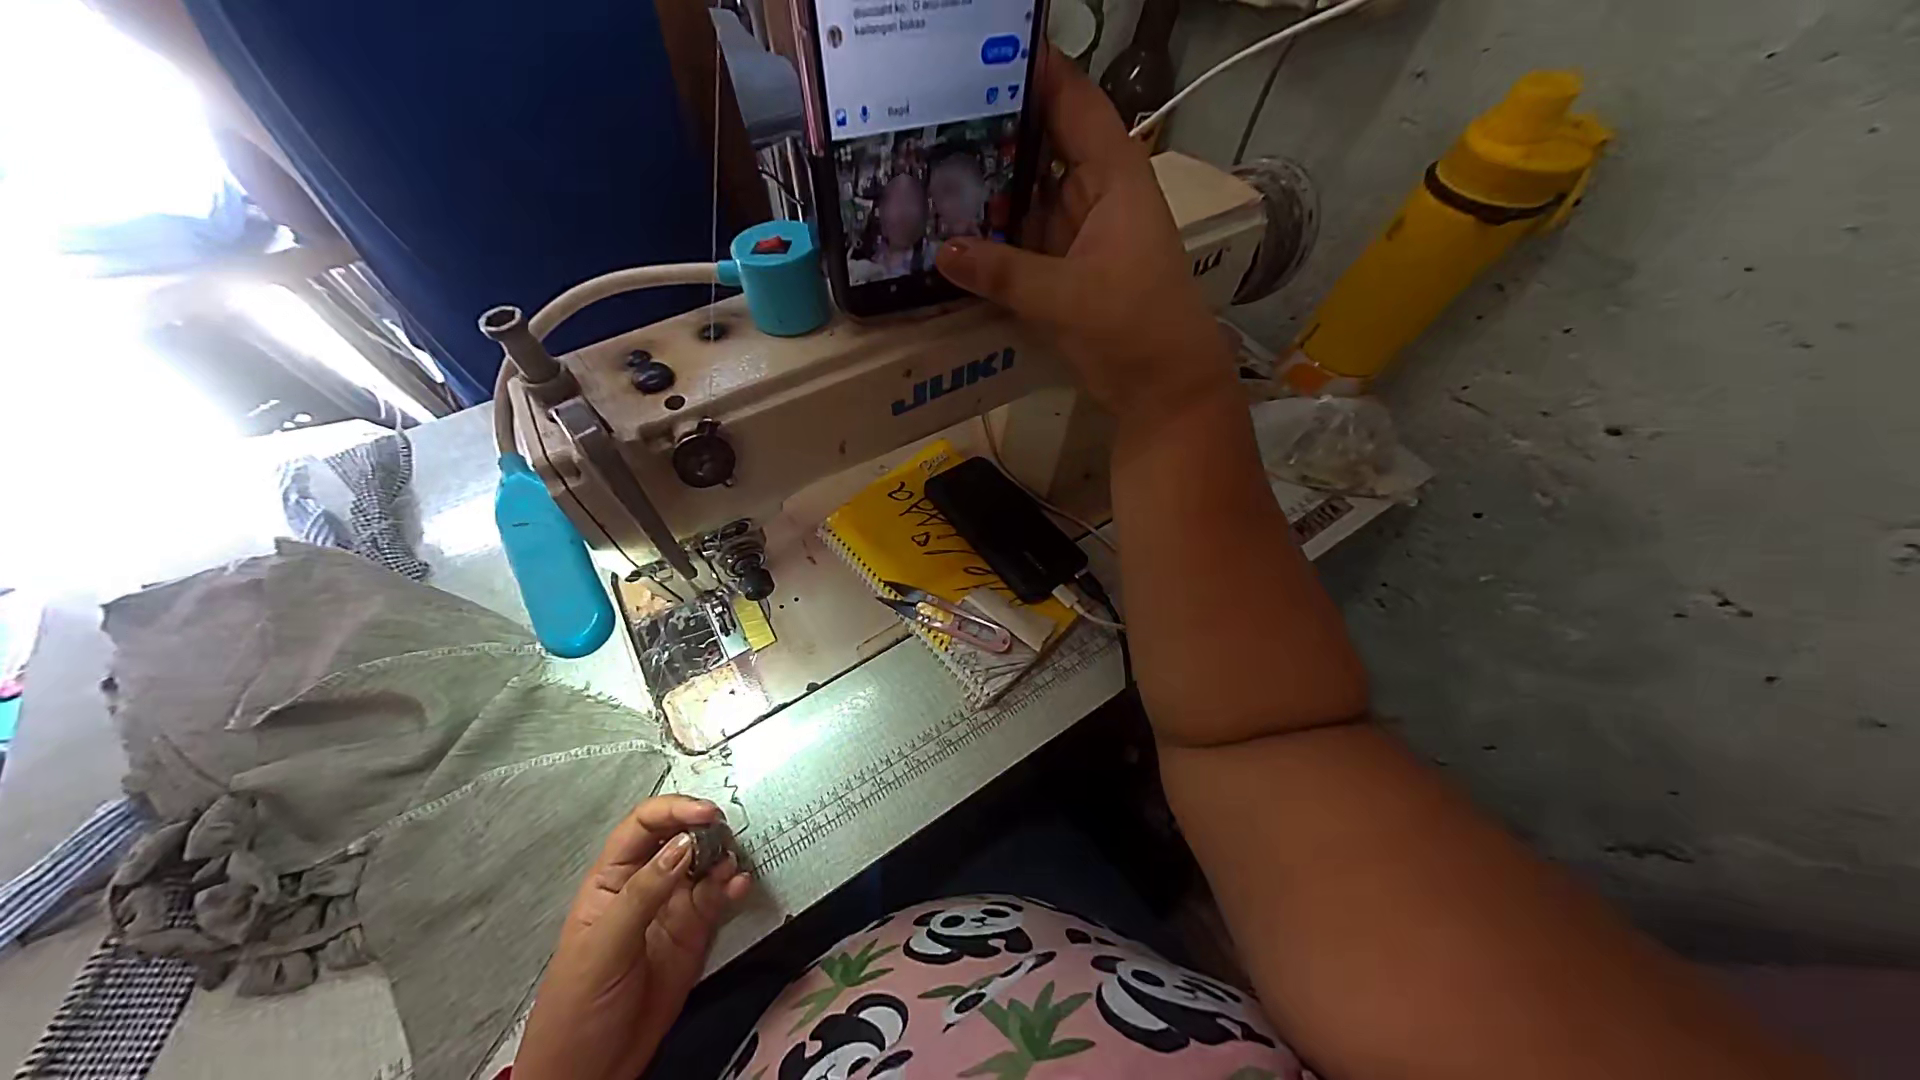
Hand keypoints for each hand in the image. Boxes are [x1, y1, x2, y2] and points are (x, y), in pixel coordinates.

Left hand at [514, 796, 751, 1079]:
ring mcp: (672, 906)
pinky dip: (733, 886)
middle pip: (679, 837)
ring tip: (733, 867)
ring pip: (705, 863)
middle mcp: (645, 883)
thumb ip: (644, 892)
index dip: (673, 811)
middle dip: (704, 830)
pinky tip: (739, 887)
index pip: (643, 826)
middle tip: (725, 836)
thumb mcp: (604, 944)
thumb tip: (684, 844)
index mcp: (611, 879)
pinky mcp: (696, 930)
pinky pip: (718, 896)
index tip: (705, 814)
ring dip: (723, 857)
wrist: (590, 1073)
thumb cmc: (577, 1006)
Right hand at [935, 49, 1236, 424]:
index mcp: (1112, 176)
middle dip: (990, 129)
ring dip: (984, 189)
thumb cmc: (1136, 328)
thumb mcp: (1069, 297)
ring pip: (1023, 195)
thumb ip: (1005, 274)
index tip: (977, 48)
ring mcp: (1073, 233)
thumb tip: (944, 253)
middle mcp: (1091, 194)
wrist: (1163, 389)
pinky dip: (988, 239)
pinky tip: (948, 232)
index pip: (1071, 99)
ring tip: (922, 168)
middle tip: (926, 112)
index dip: (1031, 68)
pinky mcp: (1058, 270)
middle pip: (1038, 143)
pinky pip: (1016, 242)